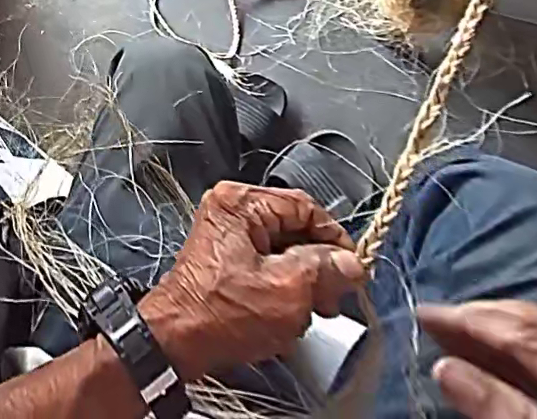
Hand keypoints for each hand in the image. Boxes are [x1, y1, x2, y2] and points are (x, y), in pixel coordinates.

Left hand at [138, 181, 365, 377]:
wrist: (183, 334)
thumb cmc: (227, 311)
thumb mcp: (287, 289)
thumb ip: (323, 269)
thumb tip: (350, 261)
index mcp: (240, 202)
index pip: (304, 206)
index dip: (335, 238)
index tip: (353, 271)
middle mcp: (230, 207)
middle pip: (294, 225)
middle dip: (319, 263)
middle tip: (331, 298)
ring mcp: (227, 228)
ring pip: (284, 245)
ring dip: (305, 277)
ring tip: (312, 308)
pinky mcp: (227, 251)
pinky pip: (268, 258)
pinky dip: (286, 281)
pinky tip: (291, 308)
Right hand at [419, 302, 536, 418]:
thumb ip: (504, 414)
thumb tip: (445, 367)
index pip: (524, 333)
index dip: (465, 317)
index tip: (420, 315)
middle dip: (480, 318)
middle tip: (434, 325)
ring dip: (498, 337)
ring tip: (457, 343)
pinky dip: (521, 360)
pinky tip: (500, 372)